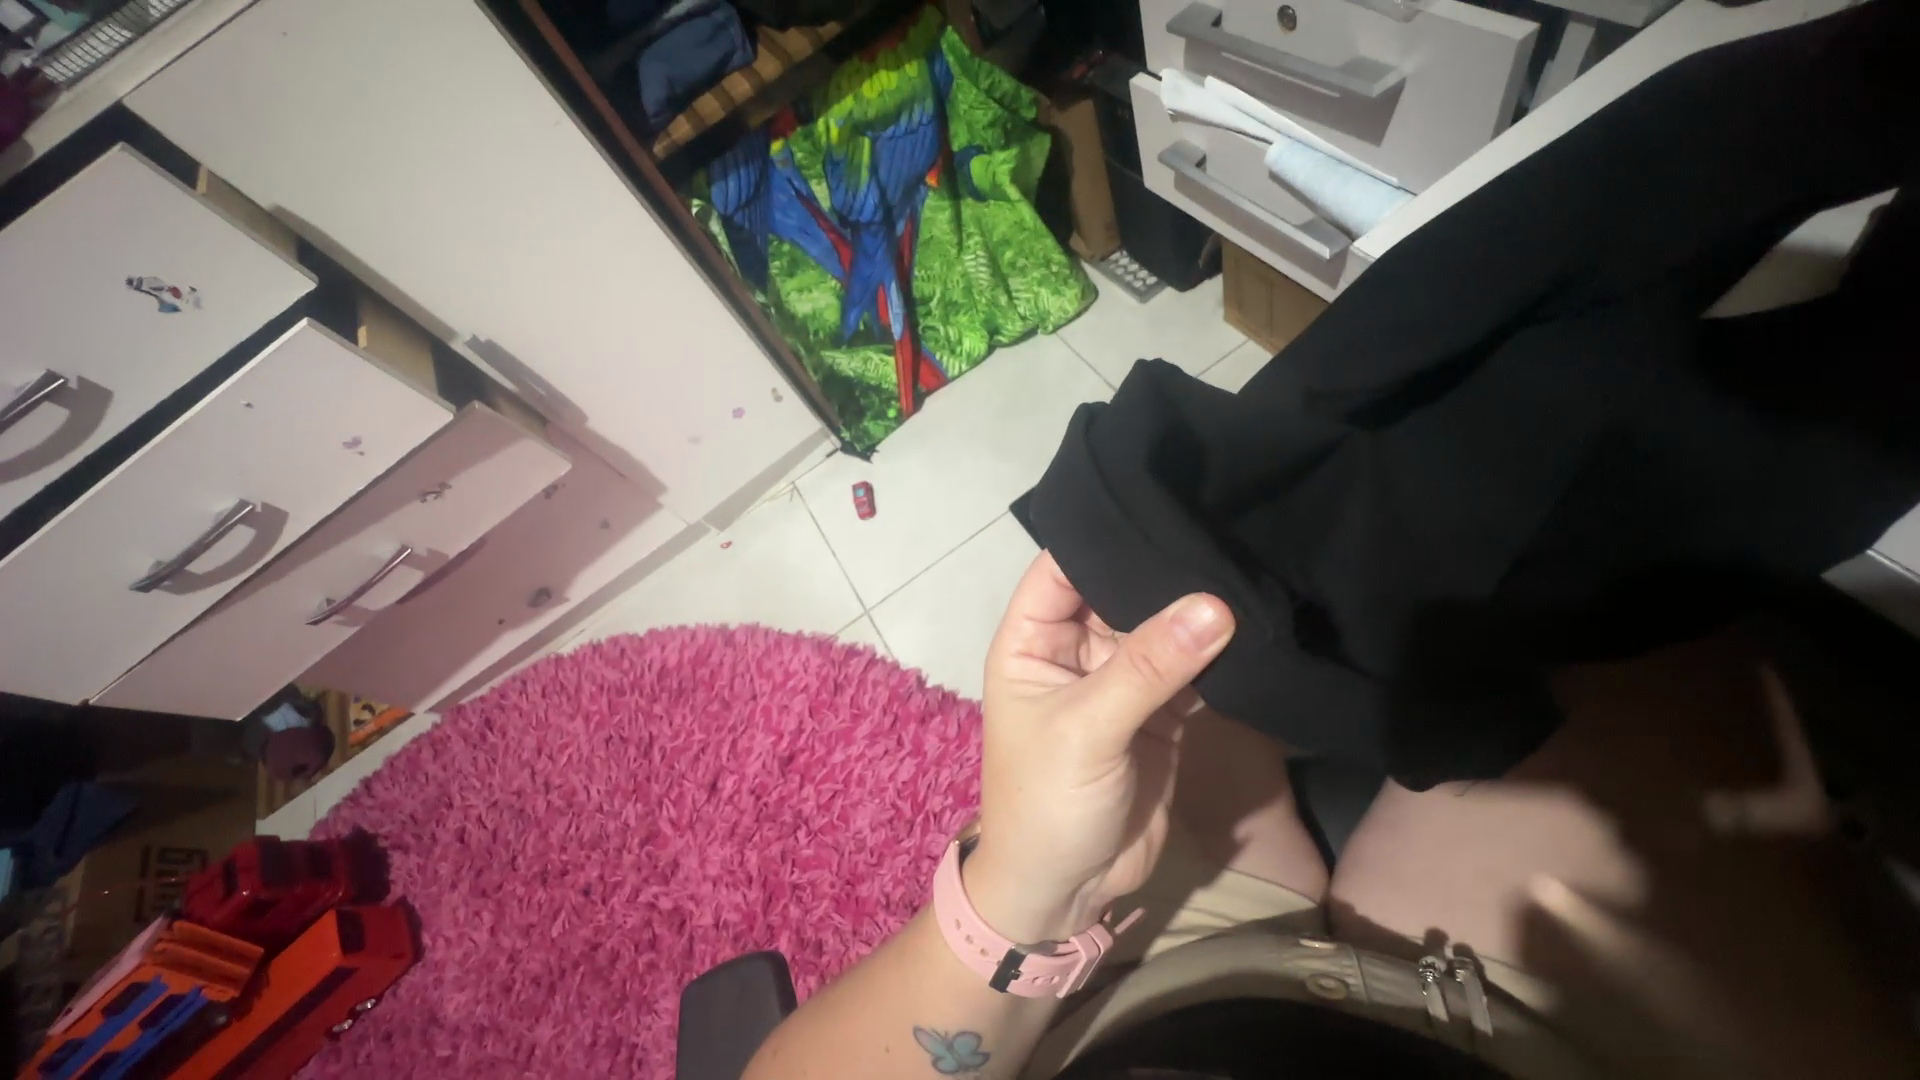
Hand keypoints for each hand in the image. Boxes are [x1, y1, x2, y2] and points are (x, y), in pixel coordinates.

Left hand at [964, 551, 1234, 942]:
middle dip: (1163, 566)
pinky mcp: (1161, 710)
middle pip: (1118, 590)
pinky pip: (1190, 667)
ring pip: (1160, 627)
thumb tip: (1216, 604)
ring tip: (1250, 558)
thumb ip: (1148, 667)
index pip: (1064, 566)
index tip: (1165, 499)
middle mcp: (1075, 648)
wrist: (1067, 889)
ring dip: (1197, 607)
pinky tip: (1257, 618)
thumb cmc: (1047, 801)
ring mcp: (1120, 678)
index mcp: (1032, 639)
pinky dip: (1218, 651)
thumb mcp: (1087, 730)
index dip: (1105, 533)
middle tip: (1225, 520)